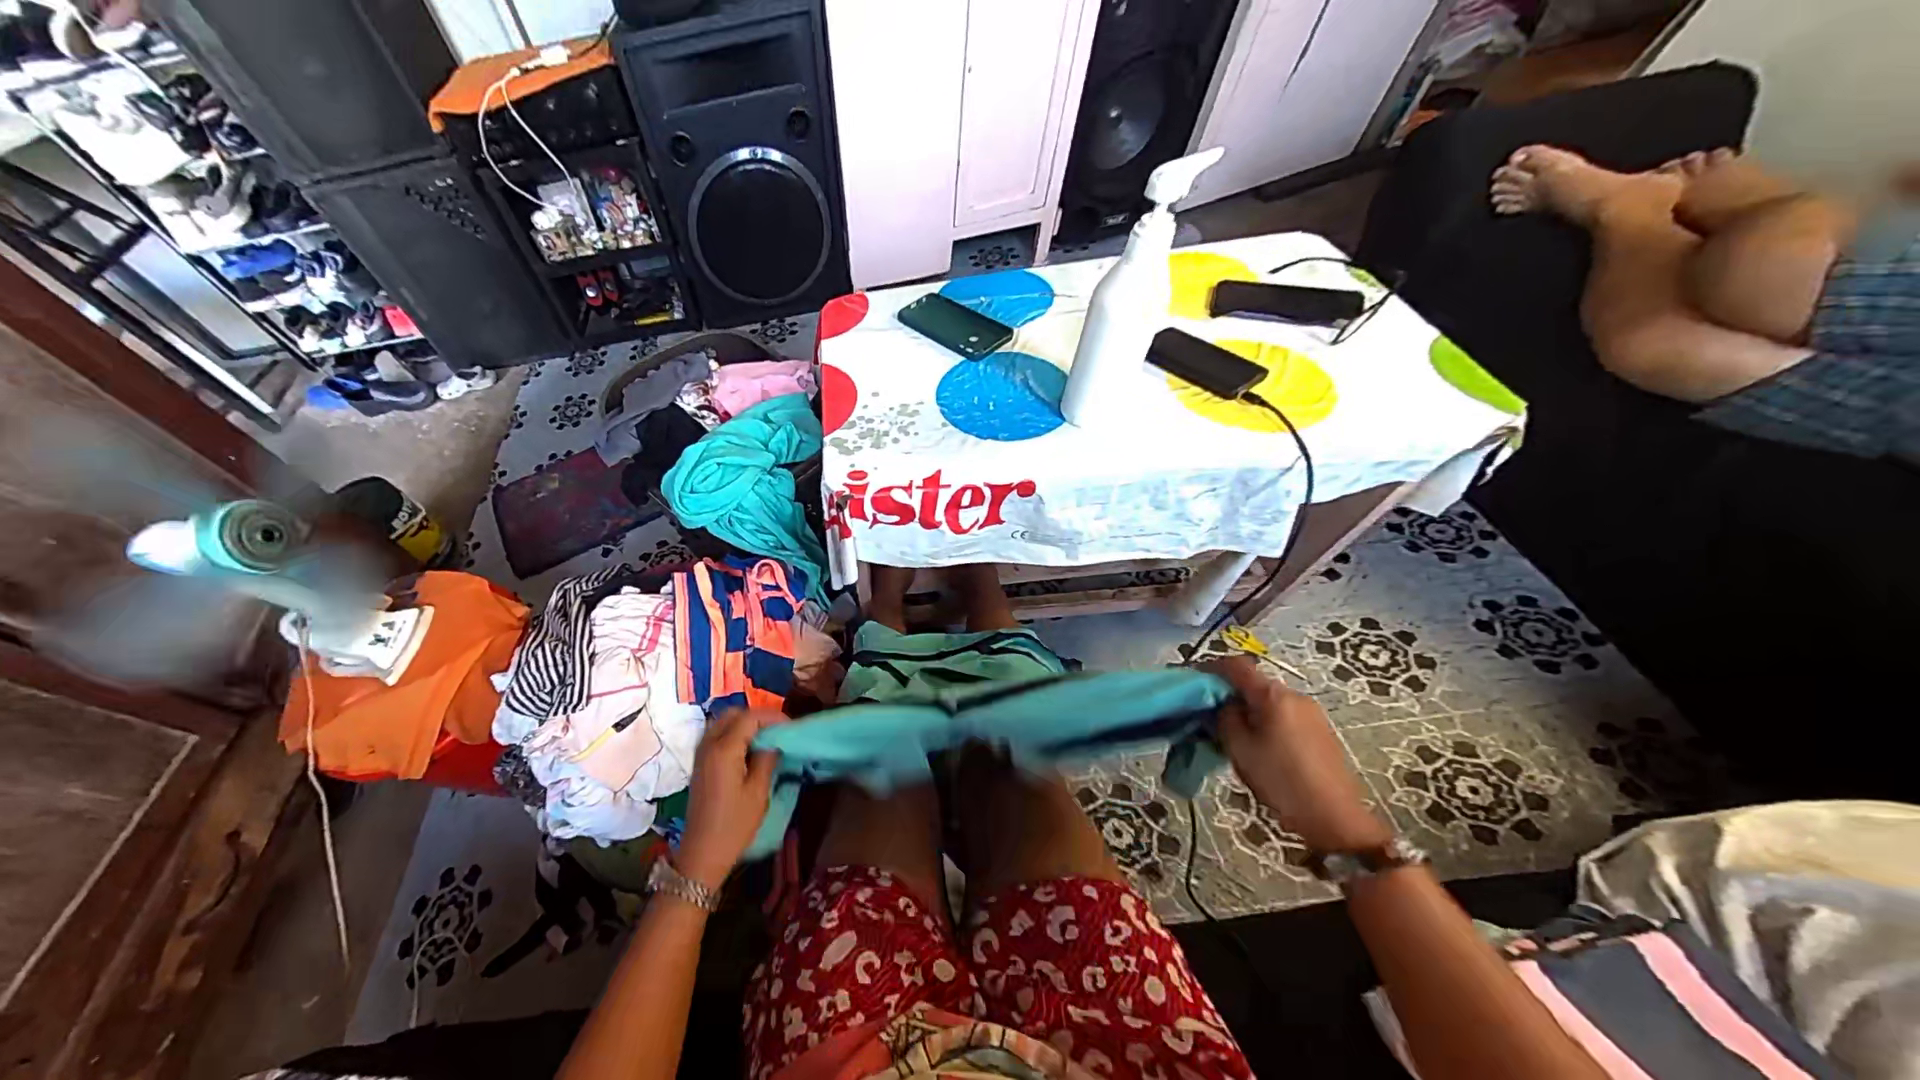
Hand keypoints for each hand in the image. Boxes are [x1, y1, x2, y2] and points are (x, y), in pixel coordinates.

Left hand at [676, 708, 782, 890]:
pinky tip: (749, 750)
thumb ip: (767, 759)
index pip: (750, 718)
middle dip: (757, 717)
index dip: (773, 717)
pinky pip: (717, 736)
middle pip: (733, 714)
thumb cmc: (734, 825)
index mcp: (725, 750)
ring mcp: (701, 754)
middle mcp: (709, 745)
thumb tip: (774, 742)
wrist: (702, 854)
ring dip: (744, 724)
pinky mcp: (699, 764)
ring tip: (766, 739)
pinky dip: (734, 734)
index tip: (792, 727)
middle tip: (778, 730)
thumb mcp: (759, 792)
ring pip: (723, 723)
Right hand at [1203, 656, 1393, 852]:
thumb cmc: (1281, 780)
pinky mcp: (1320, 730)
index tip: (1193, 682)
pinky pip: (1284, 715)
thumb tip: (1222, 704)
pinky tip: (1260, 746)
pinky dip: (1265, 721)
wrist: (1335, 817)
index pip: (1237, 666)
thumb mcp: (1240, 749)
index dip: (1211, 668)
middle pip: (1254, 683)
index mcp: (1274, 695)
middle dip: (1229, 694)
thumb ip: (1225, 718)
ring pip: (1269, 701)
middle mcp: (1295, 695)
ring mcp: (1311, 712)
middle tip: (1209, 715)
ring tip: (1233, 735)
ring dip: (1248, 710)